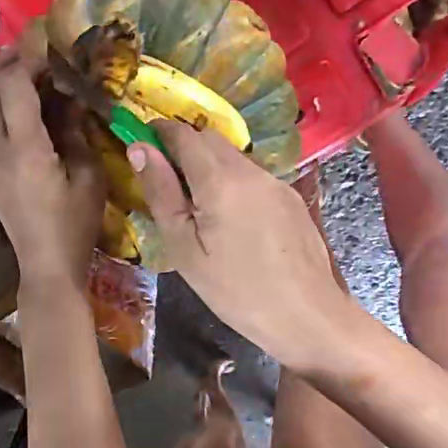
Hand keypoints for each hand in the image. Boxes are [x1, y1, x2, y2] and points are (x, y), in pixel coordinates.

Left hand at [0, 50, 105, 285]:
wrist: (47, 264)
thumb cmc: (76, 224)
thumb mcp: (89, 177)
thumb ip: (76, 132)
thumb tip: (69, 98)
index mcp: (26, 149)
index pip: (14, 86)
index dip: (29, 61)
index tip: (51, 52)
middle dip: (6, 62)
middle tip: (31, 53)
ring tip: (6, 63)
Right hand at [129, 124, 352, 365]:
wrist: (307, 315)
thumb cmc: (237, 292)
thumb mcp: (186, 250)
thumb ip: (163, 195)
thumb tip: (140, 150)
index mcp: (221, 181)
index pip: (184, 134)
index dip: (160, 132)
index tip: (142, 143)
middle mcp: (251, 170)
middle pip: (211, 139)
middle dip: (185, 147)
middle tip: (165, 179)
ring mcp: (276, 182)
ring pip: (234, 157)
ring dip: (210, 166)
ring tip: (198, 206)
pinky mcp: (291, 197)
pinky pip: (254, 176)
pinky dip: (234, 182)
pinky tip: (232, 219)